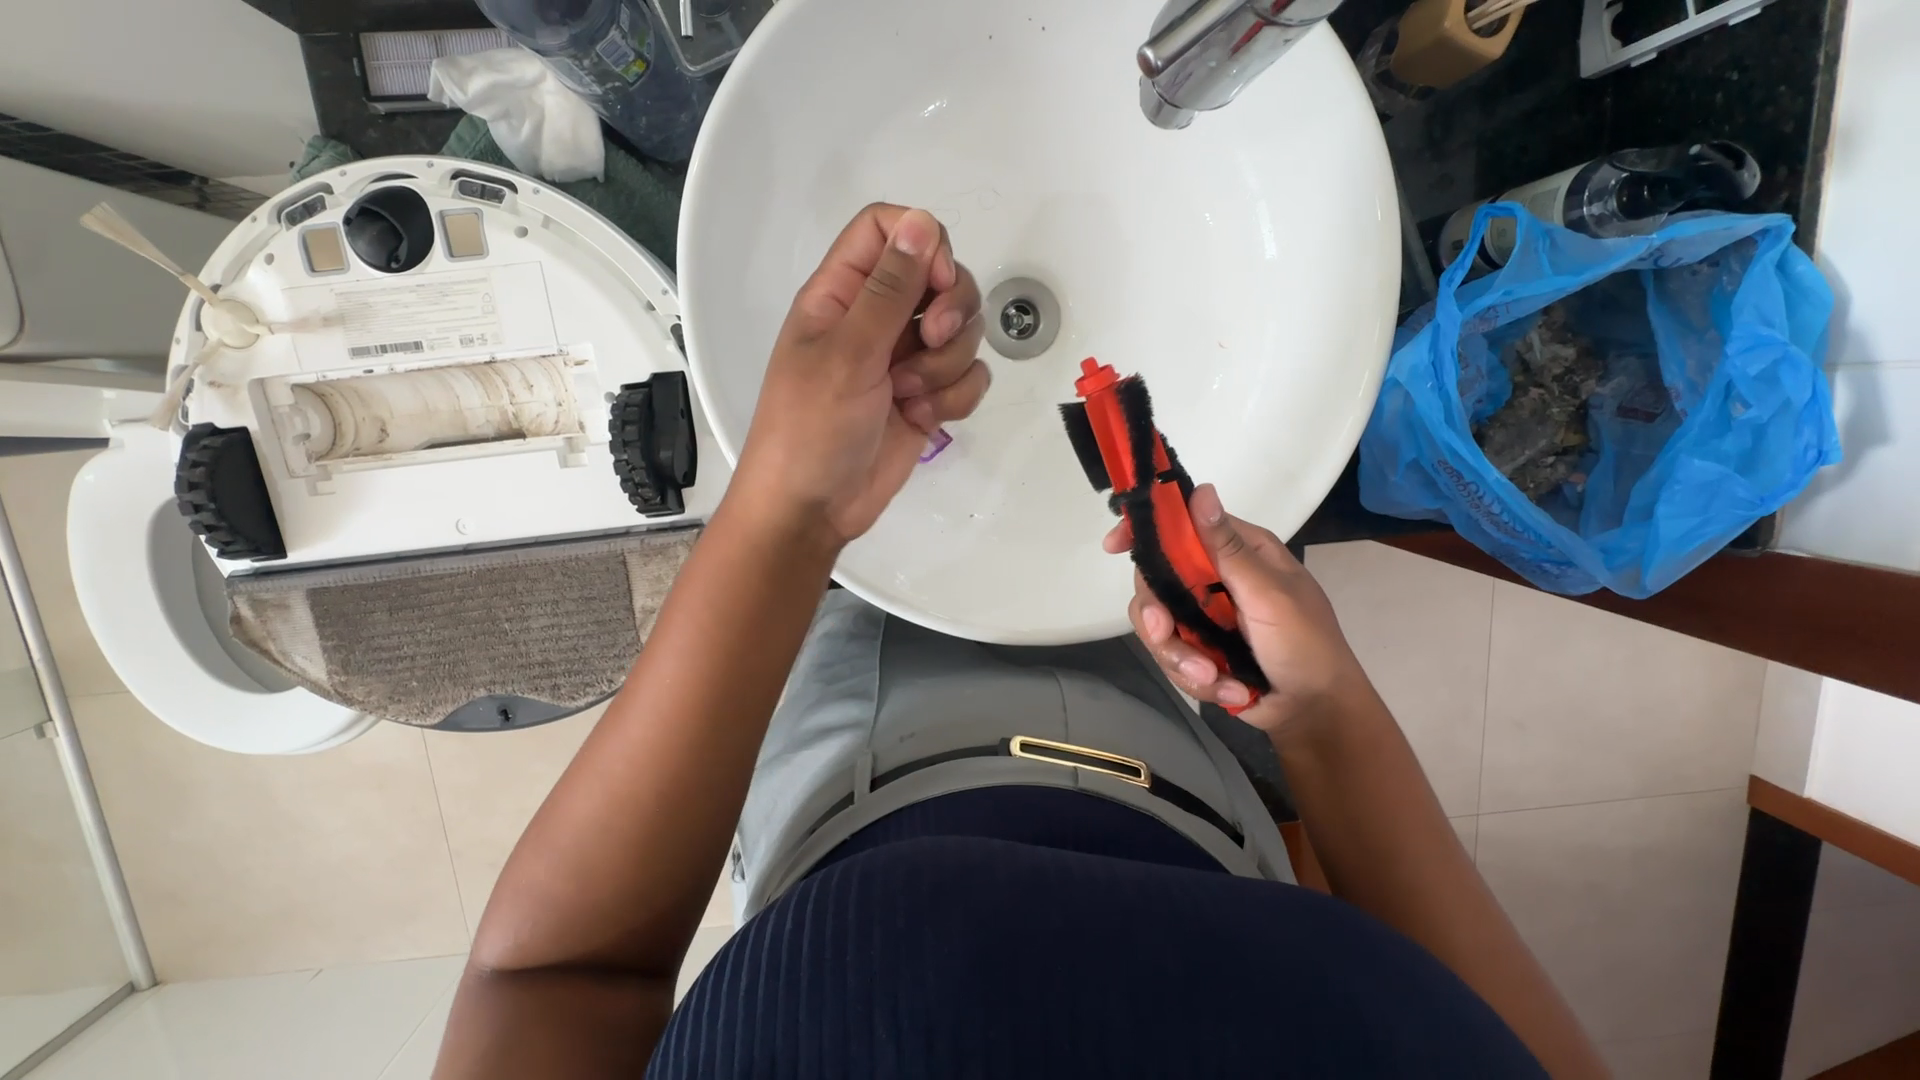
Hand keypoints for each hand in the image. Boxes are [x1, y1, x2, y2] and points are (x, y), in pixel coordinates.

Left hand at [730, 204, 989, 549]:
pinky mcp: (928, 397)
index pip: (889, 229)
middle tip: (929, 343)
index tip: (936, 282)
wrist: (814, 509)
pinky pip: (968, 377)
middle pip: (941, 276)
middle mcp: (877, 318)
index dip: (923, 243)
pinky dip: (955, 398)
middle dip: (950, 311)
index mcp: (841, 293)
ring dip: (947, 365)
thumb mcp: (847, 353)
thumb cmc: (810, 428)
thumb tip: (921, 222)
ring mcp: (905, 358)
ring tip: (909, 396)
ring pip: (962, 330)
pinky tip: (921, 419)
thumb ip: (889, 288)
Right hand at [1105, 484, 1371, 732]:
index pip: (1181, 528)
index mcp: (1238, 553)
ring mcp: (1204, 618)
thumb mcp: (1269, 595)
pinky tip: (1230, 690)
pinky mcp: (1199, 651)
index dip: (1145, 532)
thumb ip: (1228, 549)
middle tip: (1162, 634)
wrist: (1315, 712)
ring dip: (1183, 659)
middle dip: (1158, 618)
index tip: (1114, 545)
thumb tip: (1201, 490)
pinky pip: (1172, 659)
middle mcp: (1215, 580)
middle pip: (1155, 583)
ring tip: (1216, 679)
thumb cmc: (1307, 646)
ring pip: (1158, 628)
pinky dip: (1197, 680)